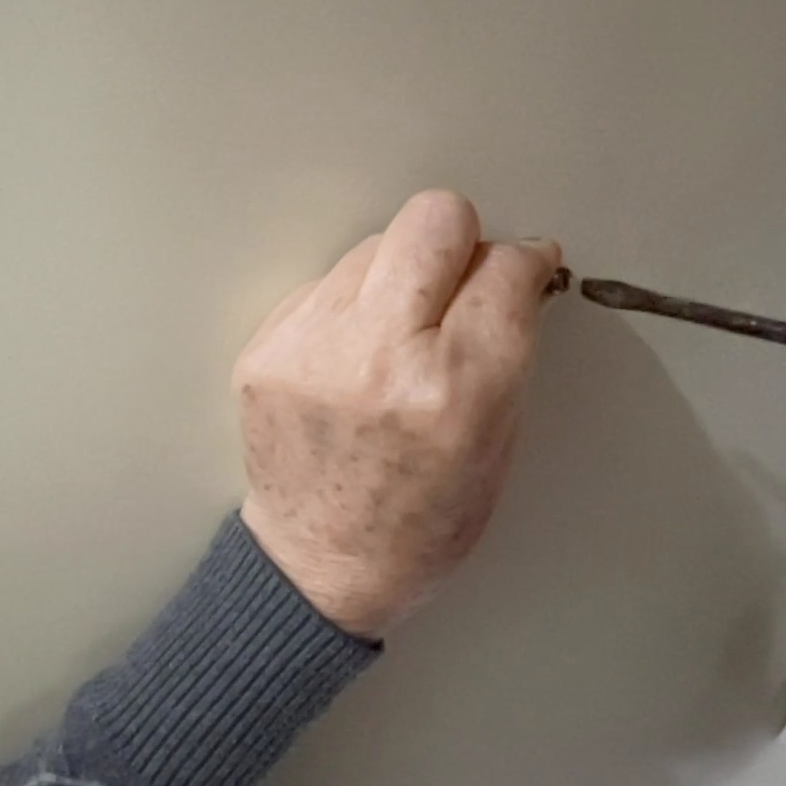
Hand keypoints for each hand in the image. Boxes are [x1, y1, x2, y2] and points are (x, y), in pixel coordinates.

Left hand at [232, 191, 564, 638]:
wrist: (317, 566)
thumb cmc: (417, 526)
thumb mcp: (497, 447)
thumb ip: (507, 349)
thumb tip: (511, 272)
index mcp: (453, 390)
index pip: (505, 266)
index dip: (522, 263)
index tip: (520, 272)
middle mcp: (376, 356)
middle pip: (433, 220)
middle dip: (460, 240)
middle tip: (460, 280)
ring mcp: (309, 348)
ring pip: (374, 244)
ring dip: (399, 275)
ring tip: (397, 333)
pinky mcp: (264, 350)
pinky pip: (324, 286)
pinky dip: (349, 306)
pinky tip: (352, 355)